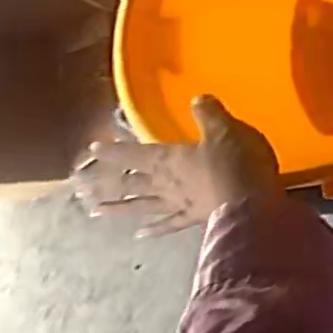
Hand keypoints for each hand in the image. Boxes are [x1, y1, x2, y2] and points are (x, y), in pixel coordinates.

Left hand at [73, 96, 281, 236]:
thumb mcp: (227, 130)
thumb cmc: (236, 161)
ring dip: (118, 208)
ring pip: (141, 205)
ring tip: (95, 211)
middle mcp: (165, 182)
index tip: (93, 148)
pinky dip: (153, 230)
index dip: (115, 150)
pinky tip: (140, 235)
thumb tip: (196, 98)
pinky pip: (168, 224)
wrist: (249, 200)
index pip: (136, 153)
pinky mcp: (193, 218)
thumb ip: (210, 115)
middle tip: (83, 184)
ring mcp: (177, 203)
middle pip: (131, 181)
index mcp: (170, 159)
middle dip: (108, 181)